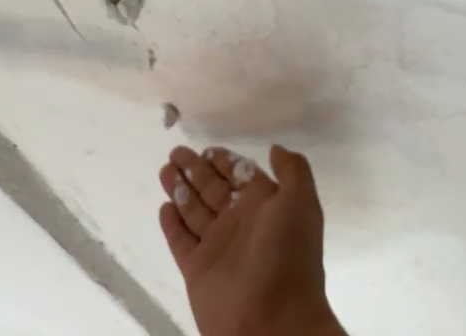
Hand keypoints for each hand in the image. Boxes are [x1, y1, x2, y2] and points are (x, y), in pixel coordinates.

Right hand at [159, 144, 344, 335]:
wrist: (273, 319)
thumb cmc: (288, 255)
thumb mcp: (301, 203)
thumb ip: (292, 170)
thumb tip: (274, 148)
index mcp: (264, 206)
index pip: (240, 175)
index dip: (224, 161)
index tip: (207, 148)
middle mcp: (239, 223)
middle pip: (212, 188)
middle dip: (195, 169)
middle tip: (176, 151)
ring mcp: (217, 246)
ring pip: (194, 210)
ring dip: (180, 189)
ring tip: (165, 169)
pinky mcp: (196, 269)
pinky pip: (181, 241)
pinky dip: (172, 224)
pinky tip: (164, 207)